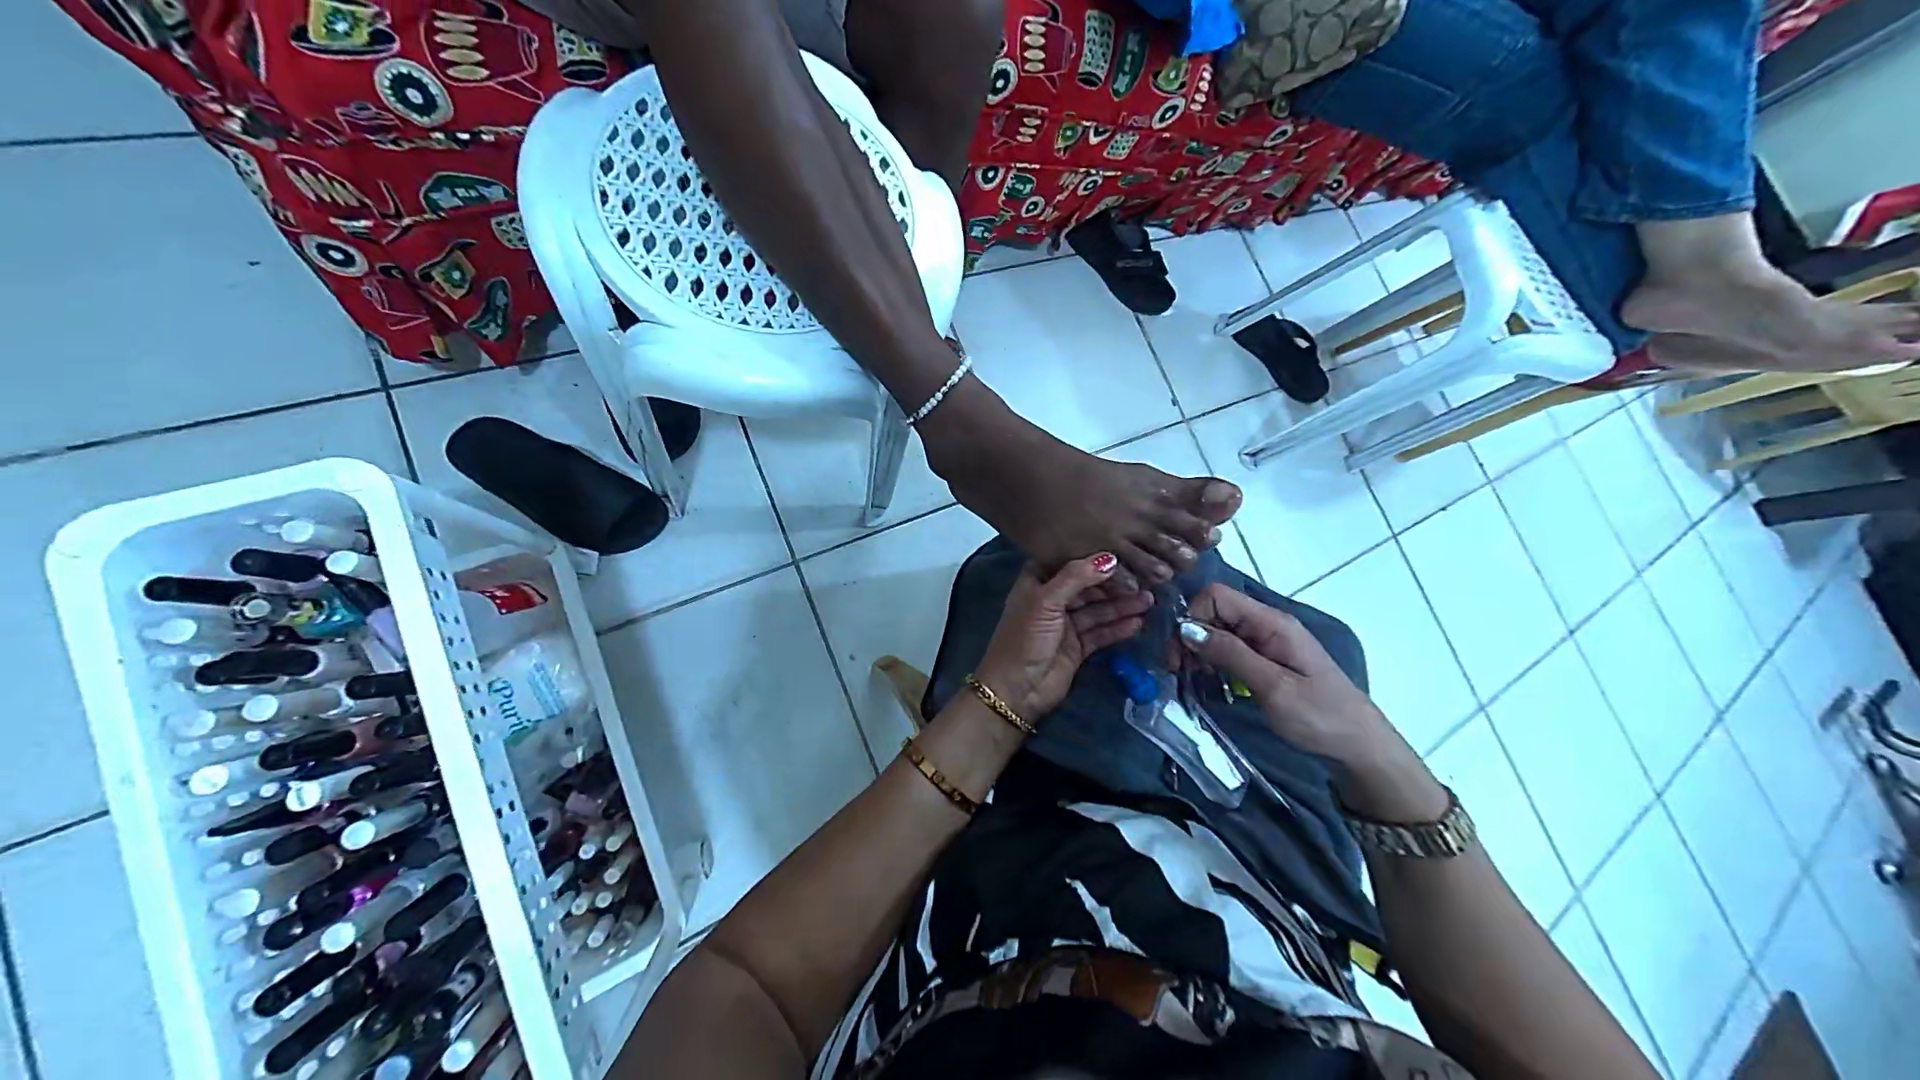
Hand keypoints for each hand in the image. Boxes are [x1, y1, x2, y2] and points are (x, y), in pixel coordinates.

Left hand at [975, 553, 1153, 720]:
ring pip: (1098, 609)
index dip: (1091, 557)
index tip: (1122, 551)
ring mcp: (1065, 624)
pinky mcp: (1077, 647)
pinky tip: (1138, 622)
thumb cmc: (1025, 639)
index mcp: (1036, 583)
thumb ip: (1076, 577)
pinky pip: (1101, 632)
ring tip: (1149, 600)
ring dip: (1121, 605)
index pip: (1067, 562)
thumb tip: (1109, 559)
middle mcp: (1051, 600)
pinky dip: (1118, 627)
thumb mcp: (1045, 601)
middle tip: (1144, 579)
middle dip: (1113, 584)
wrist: (1016, 691)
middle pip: (1087, 586)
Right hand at [1171, 584, 1395, 766]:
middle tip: (1178, 671)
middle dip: (1190, 635)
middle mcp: (1267, 625)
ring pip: (1218, 630)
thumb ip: (1230, 654)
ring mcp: (1267, 642)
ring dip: (1198, 650)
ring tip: (1192, 678)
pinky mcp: (1266, 660)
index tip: (1181, 654)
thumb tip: (1187, 629)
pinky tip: (1208, 681)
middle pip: (1213, 611)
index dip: (1192, 617)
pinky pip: (1229, 648)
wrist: (1359, 748)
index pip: (1216, 596)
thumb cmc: (1320, 718)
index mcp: (1272, 623)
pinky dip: (1212, 661)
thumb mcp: (1273, 687)